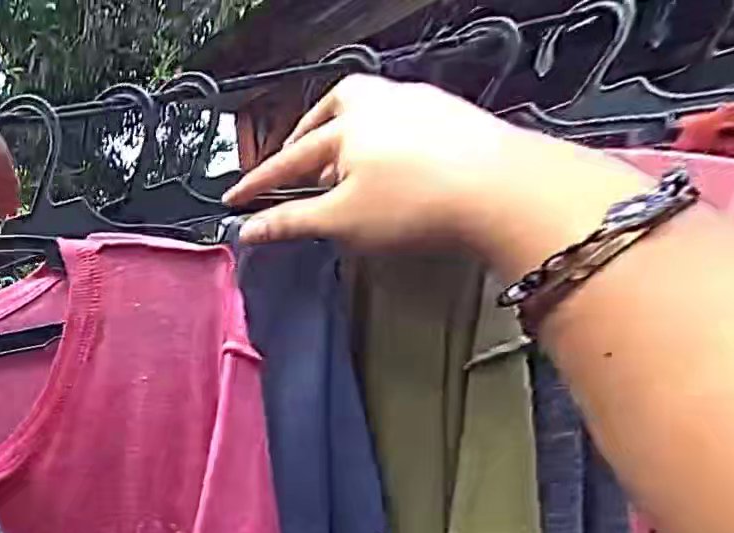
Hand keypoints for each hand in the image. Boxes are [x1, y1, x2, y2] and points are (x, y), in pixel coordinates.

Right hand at [222, 75, 645, 267]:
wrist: (498, 189)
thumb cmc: (414, 204)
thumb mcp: (340, 221)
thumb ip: (290, 223)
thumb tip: (249, 230)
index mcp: (345, 125)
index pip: (287, 160)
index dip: (257, 184)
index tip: (234, 200)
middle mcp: (379, 102)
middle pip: (330, 108)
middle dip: (305, 135)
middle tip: (293, 162)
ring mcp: (417, 102)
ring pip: (366, 107)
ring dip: (342, 131)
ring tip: (336, 164)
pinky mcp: (447, 114)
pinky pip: (396, 116)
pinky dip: (376, 136)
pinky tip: (381, 163)